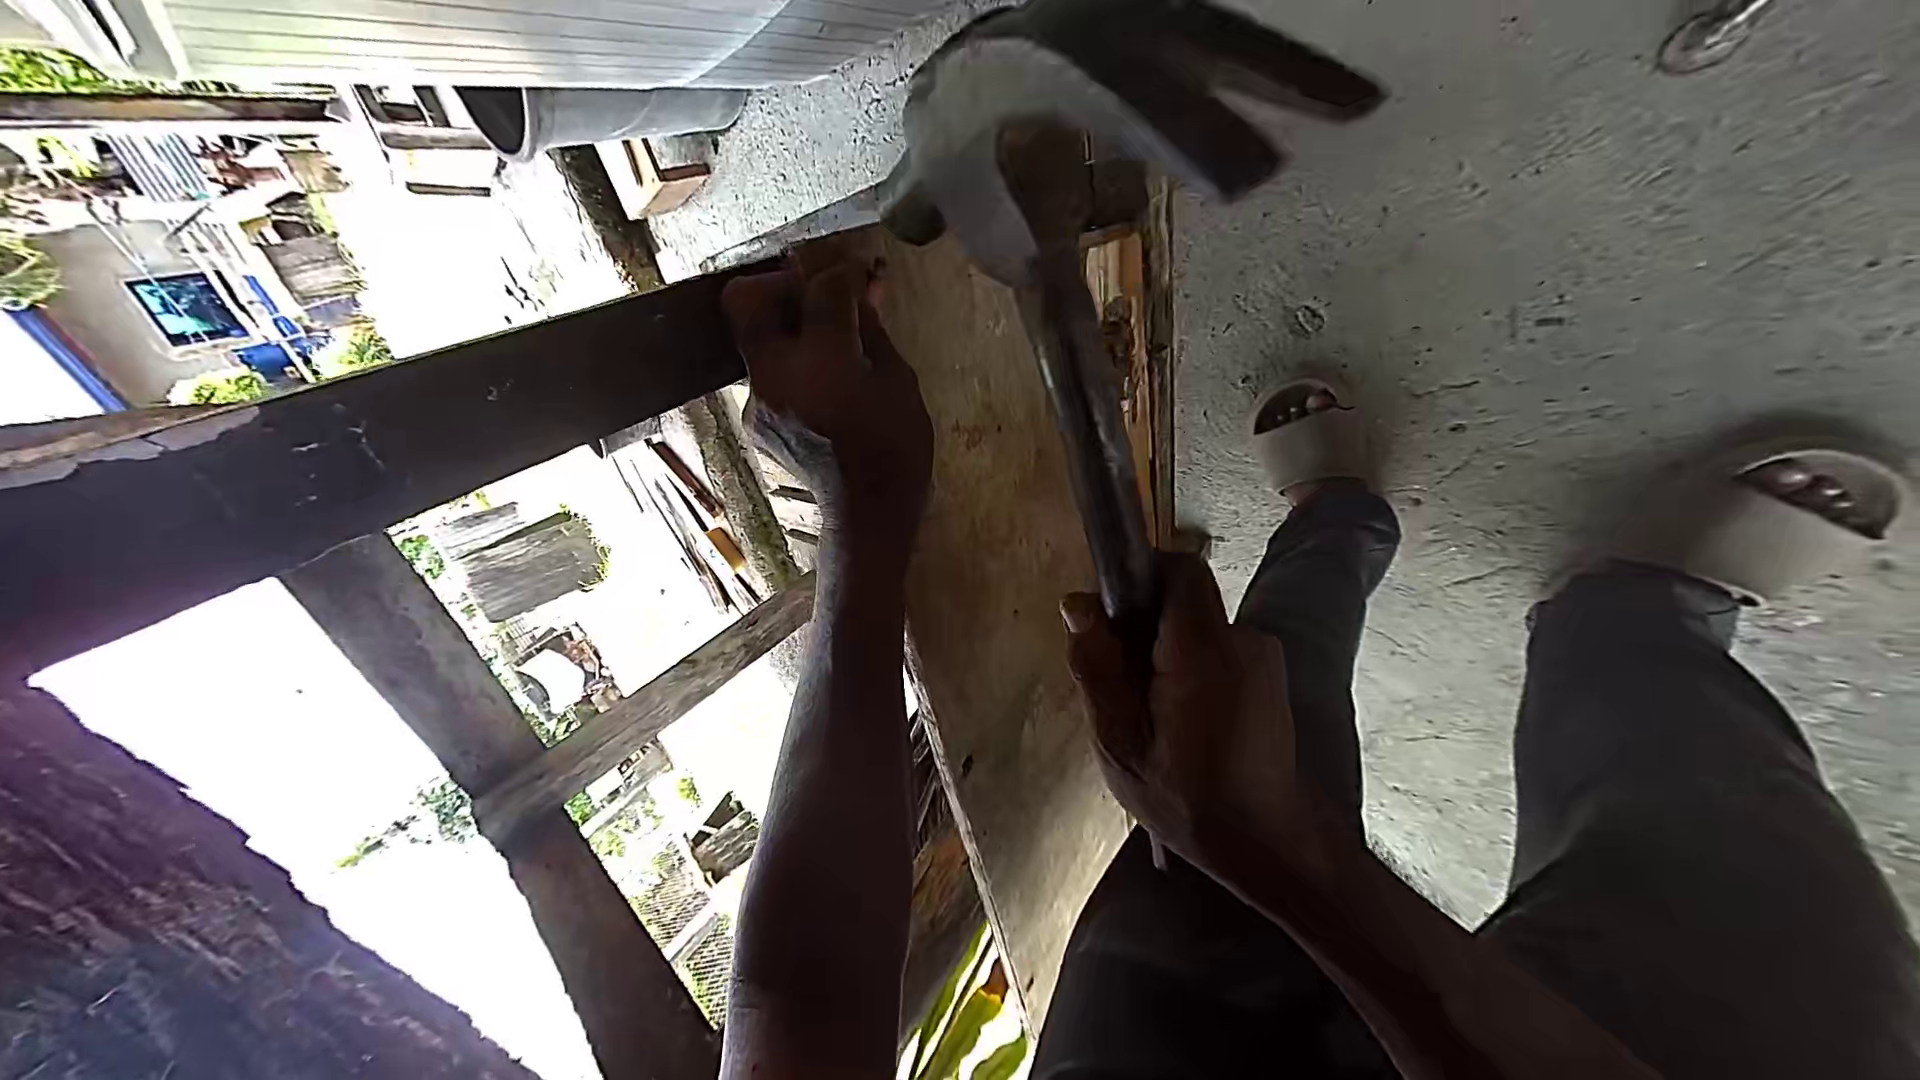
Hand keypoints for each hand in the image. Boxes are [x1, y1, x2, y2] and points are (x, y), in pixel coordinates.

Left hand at [723, 263, 933, 558]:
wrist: (869, 513)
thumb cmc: (898, 450)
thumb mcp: (898, 382)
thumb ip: (872, 331)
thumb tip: (864, 291)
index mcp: (823, 362)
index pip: (821, 290)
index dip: (844, 270)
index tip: (861, 271)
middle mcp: (776, 374)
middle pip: (746, 298)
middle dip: (782, 283)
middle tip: (818, 295)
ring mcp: (757, 400)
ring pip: (755, 337)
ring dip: (788, 327)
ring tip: (829, 343)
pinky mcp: (755, 420)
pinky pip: (766, 373)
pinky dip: (791, 364)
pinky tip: (822, 383)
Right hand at [1062, 554, 1305, 861]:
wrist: (1267, 842)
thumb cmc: (1185, 800)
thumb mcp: (1118, 742)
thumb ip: (1096, 667)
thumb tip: (1076, 603)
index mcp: (1203, 655)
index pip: (1176, 571)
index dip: (1137, 580)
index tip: (1112, 621)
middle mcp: (1242, 642)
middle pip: (1179, 597)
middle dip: (1142, 627)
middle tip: (1125, 684)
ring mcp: (1262, 653)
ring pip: (1192, 622)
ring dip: (1163, 650)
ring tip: (1153, 708)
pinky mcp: (1268, 667)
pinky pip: (1213, 642)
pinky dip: (1188, 663)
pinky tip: (1182, 713)